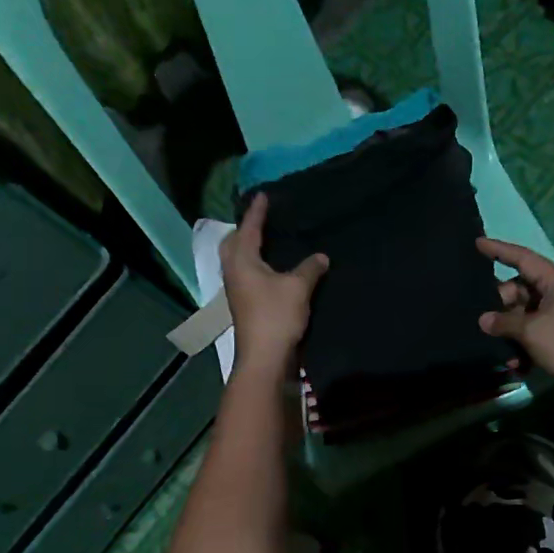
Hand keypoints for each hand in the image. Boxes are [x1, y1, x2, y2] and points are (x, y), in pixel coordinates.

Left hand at [222, 193, 329, 375]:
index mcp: (242, 261)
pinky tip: (268, 268)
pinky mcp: (243, 305)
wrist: (264, 357)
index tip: (262, 195)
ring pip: (236, 261)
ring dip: (246, 248)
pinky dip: (253, 264)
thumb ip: (309, 268)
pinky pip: (244, 274)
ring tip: (263, 241)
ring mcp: (235, 291)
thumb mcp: (298, 288)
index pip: (249, 229)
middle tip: (259, 220)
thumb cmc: (276, 316)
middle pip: (232, 244)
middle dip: (244, 229)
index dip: (257, 212)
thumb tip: (321, 256)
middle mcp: (233, 272)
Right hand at [476, 237, 553, 401]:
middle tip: (484, 318)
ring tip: (495, 343)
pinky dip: (520, 345)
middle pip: (519, 289)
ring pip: (522, 313)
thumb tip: (483, 320)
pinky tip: (513, 363)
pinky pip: (530, 333)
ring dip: (508, 329)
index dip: (499, 250)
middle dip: (500, 302)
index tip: (477, 243)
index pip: (523, 258)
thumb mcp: (531, 330)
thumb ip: (503, 322)